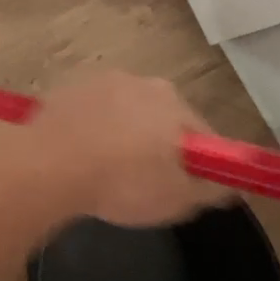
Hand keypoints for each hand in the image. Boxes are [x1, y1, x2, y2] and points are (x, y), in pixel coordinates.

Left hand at [24, 70, 234, 226]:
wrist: (50, 163)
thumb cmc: (122, 182)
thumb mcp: (179, 200)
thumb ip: (212, 188)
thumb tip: (229, 182)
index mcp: (174, 103)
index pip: (202, 133)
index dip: (201, 162)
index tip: (190, 186)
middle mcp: (140, 81)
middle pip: (163, 116)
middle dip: (160, 144)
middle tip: (148, 181)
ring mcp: (101, 80)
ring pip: (126, 111)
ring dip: (124, 134)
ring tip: (109, 170)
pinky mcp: (69, 87)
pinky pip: (94, 111)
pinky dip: (94, 128)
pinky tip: (83, 156)